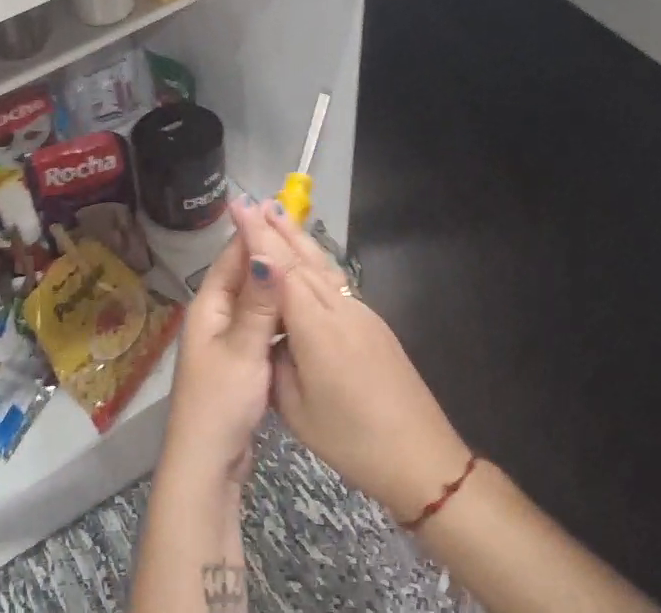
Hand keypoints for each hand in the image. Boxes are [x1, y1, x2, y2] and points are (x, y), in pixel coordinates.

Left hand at [162, 198, 282, 484]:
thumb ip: (259, 303)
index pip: (232, 258)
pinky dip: (278, 318)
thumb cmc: (221, 401)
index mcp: (208, 306)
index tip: (280, 211)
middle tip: (306, 239)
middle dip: (269, 259)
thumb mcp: (245, 348)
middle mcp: (214, 317)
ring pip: (254, 304)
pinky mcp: (239, 363)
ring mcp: (226, 341)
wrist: (208, 460)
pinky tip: (302, 315)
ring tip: (311, 270)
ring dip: (275, 289)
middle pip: (243, 278)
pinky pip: (260, 328)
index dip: (254, 235)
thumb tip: (266, 251)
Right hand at [235, 204, 471, 517]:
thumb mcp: (294, 406)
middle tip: (251, 200)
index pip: (281, 270)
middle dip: (275, 229)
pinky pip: (335, 282)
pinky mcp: (373, 325)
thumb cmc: (350, 440)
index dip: (258, 237)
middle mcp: (341, 311)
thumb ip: (274, 357)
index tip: (239, 208)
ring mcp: (361, 315)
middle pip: (303, 260)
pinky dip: (313, 261)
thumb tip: (264, 328)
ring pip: (323, 267)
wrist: (422, 460)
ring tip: (277, 214)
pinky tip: (304, 258)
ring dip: (297, 239)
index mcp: (317, 330)